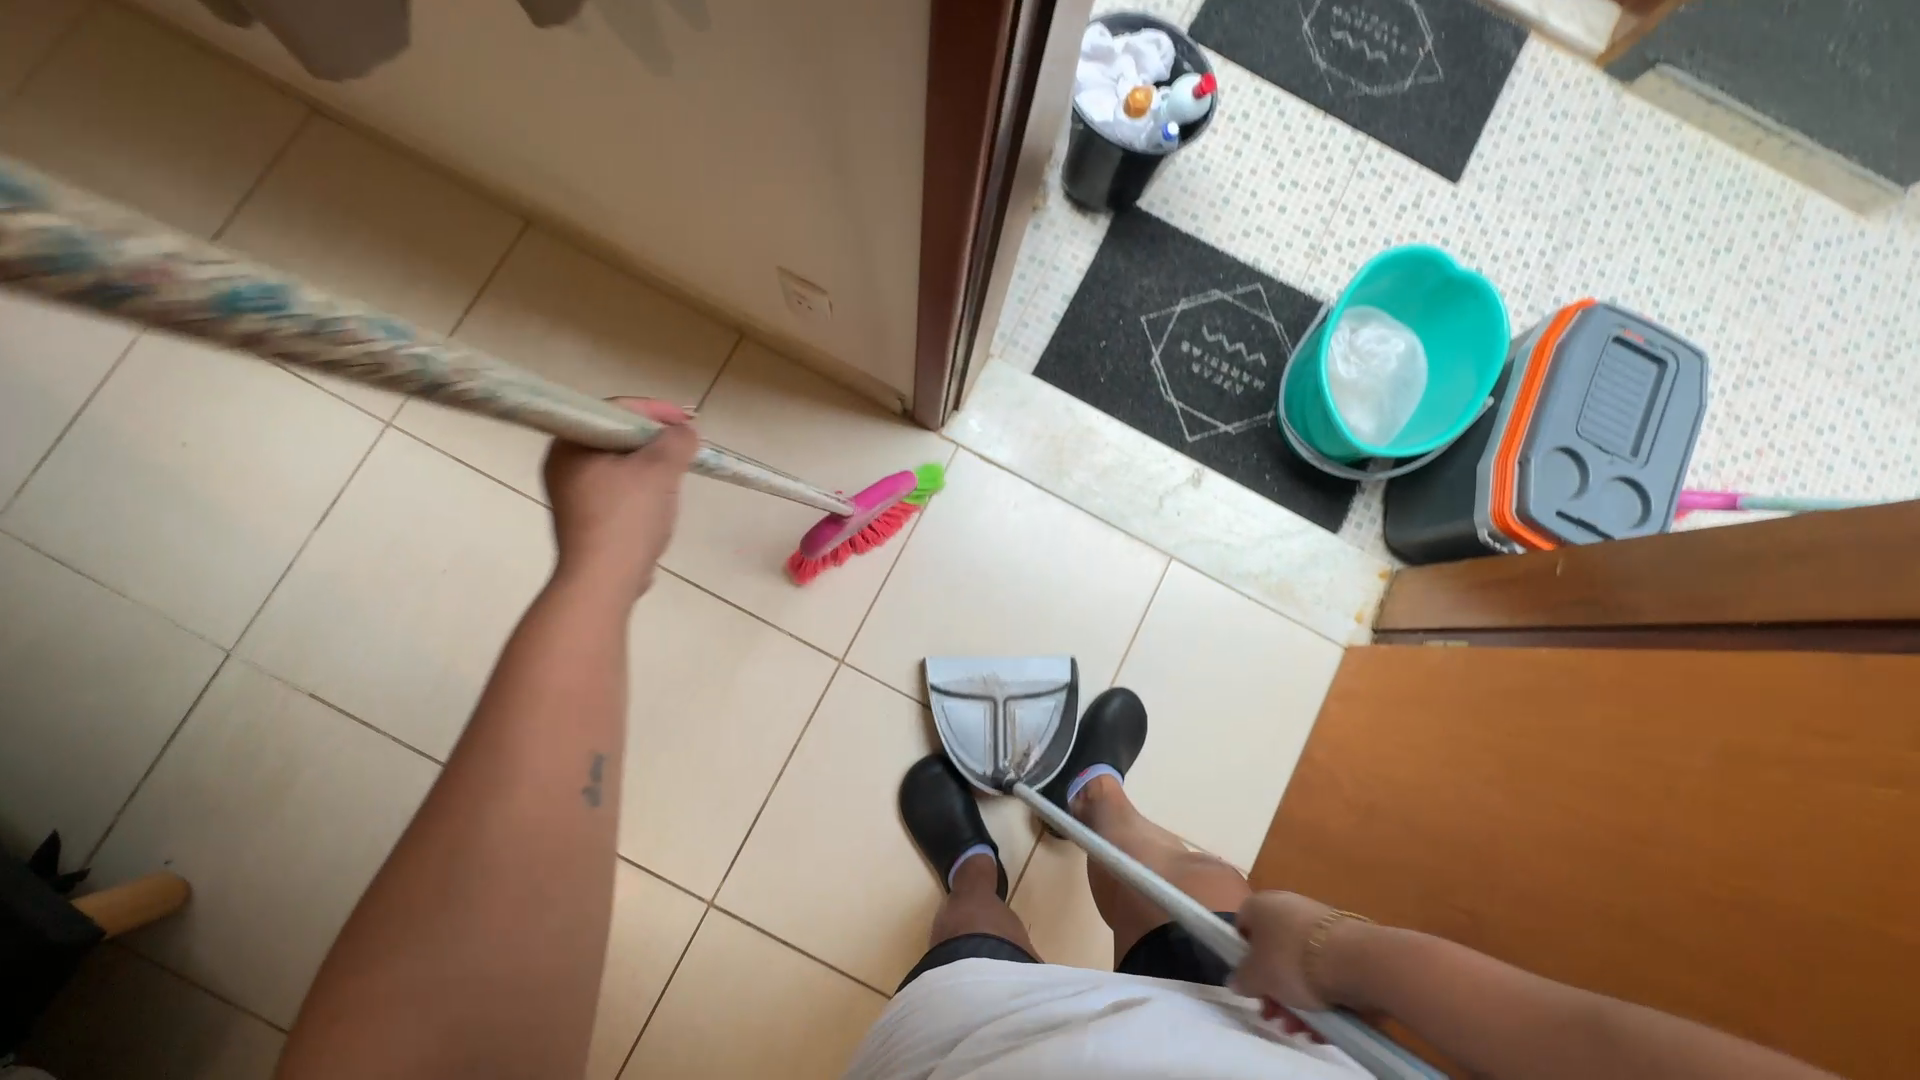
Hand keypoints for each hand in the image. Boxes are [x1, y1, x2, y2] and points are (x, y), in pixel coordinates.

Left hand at [543, 398, 699, 602]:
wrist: (605, 578)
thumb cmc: (627, 517)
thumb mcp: (660, 469)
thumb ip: (677, 441)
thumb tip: (686, 432)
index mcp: (570, 444)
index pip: (616, 409)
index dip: (656, 411)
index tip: (688, 422)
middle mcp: (563, 464)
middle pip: (617, 436)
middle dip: (655, 439)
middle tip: (683, 446)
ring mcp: (572, 494)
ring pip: (619, 464)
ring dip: (650, 465)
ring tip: (677, 474)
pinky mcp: (585, 518)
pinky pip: (617, 489)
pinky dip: (641, 488)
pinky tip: (660, 502)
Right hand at [1232, 891, 1342, 1014]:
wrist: (1353, 960)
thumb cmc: (1291, 961)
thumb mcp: (1255, 977)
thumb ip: (1242, 980)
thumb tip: (1236, 981)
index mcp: (1259, 905)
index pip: (1242, 928)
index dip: (1242, 958)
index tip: (1250, 984)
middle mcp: (1286, 906)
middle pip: (1272, 951)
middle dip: (1273, 989)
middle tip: (1275, 1015)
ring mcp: (1317, 923)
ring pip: (1299, 965)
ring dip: (1297, 999)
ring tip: (1301, 1029)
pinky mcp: (1344, 941)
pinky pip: (1324, 970)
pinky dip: (1322, 996)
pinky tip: (1323, 1025)